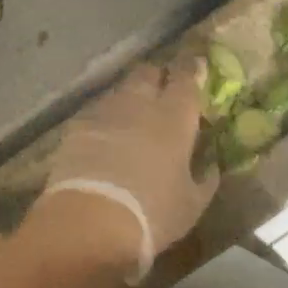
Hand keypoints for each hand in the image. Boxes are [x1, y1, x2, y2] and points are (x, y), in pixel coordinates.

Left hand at [39, 61, 219, 282]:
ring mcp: (103, 113)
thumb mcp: (191, 204)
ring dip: (128, 99)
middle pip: (147, 73)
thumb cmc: (153, 212)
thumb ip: (205, 179)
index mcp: (174, 116)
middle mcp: (138, 104)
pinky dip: (103, 121)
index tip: (194, 67)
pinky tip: (102, 139)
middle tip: (161, 92)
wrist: (90, 220)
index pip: (185, 77)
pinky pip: (94, 114)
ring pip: (119, 92)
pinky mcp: (75, 128)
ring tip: (130, 119)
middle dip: (156, 77)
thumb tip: (212, 167)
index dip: (190, 69)